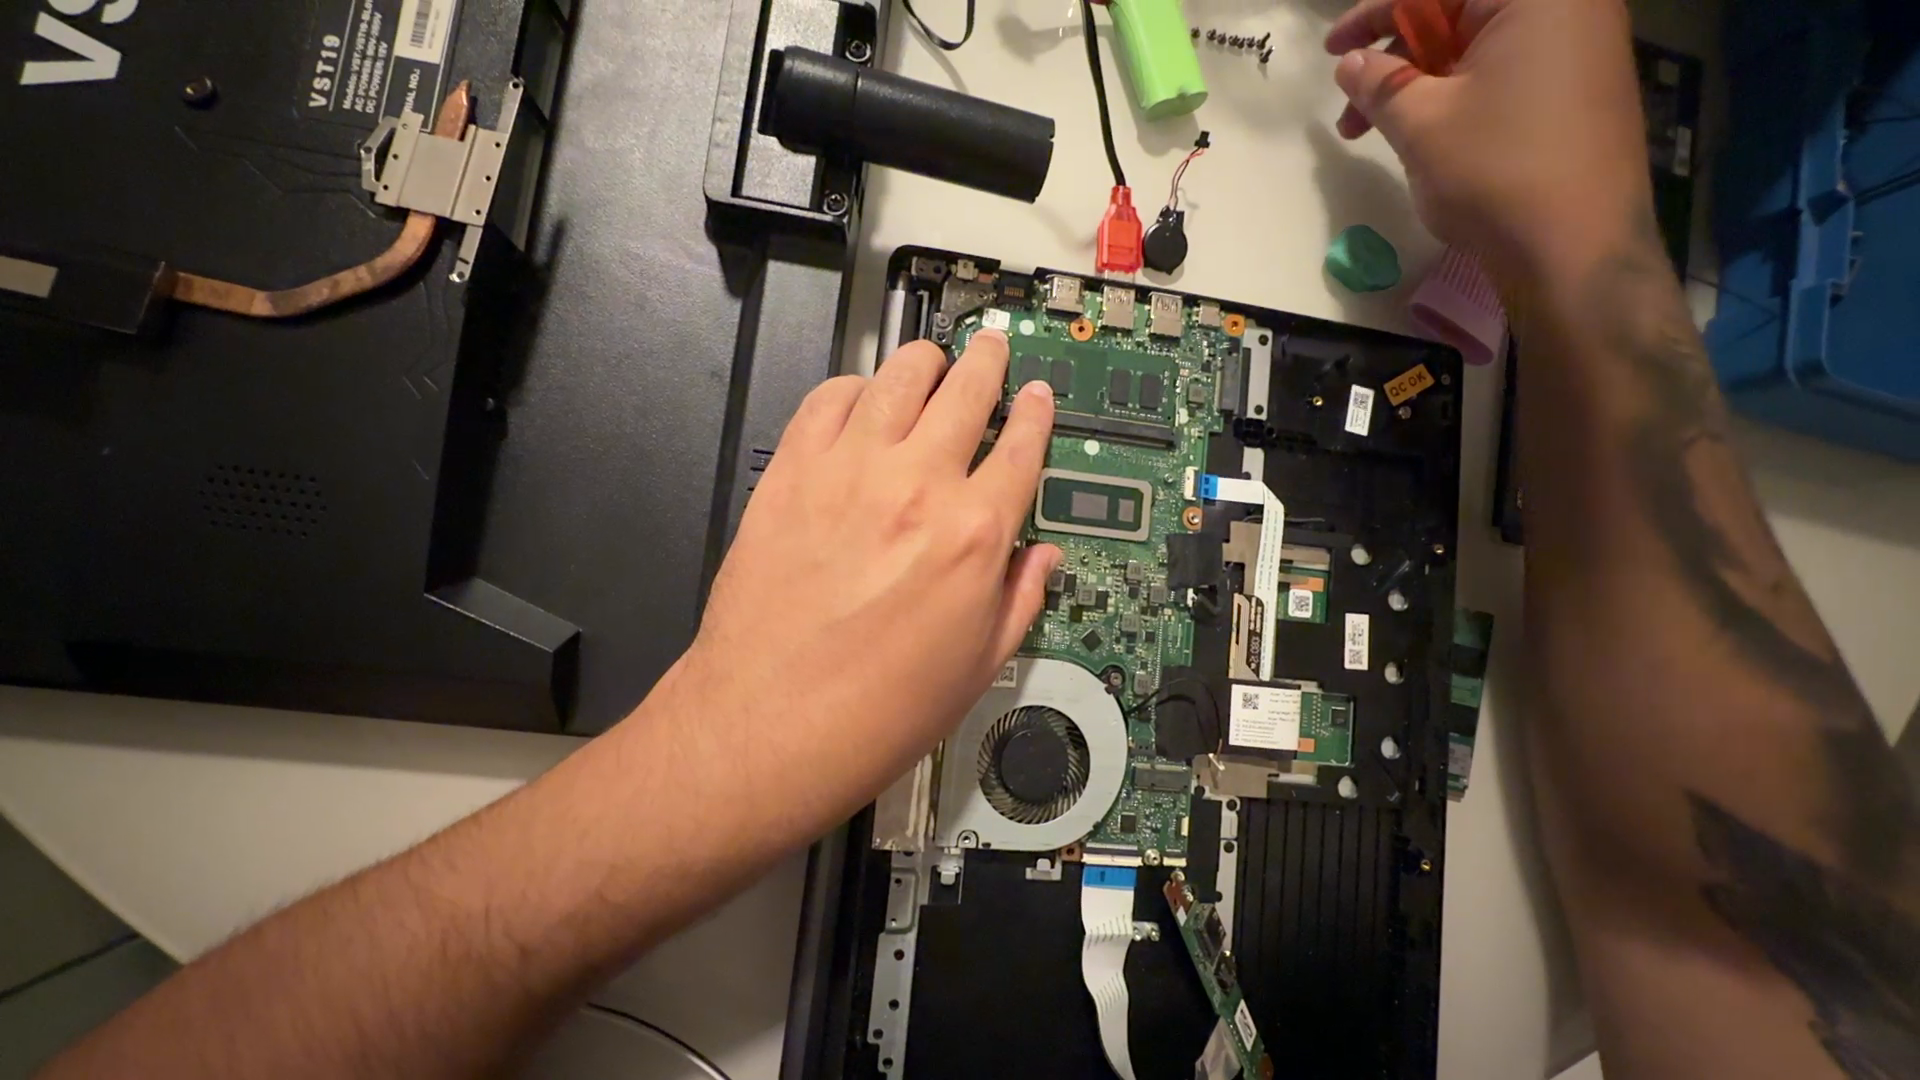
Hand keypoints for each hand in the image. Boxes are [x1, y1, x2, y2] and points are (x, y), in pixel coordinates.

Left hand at [676, 331, 1059, 826]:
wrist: (770, 722)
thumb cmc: (874, 710)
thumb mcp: (978, 666)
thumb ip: (1020, 597)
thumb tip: (1042, 558)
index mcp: (975, 535)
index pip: (1022, 446)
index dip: (1035, 413)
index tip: (1036, 398)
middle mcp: (917, 487)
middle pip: (967, 390)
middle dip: (987, 360)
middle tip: (990, 349)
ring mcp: (849, 472)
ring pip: (900, 376)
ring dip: (925, 360)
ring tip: (931, 360)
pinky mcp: (792, 473)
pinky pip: (827, 400)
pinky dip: (854, 387)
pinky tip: (862, 398)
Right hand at [1326, 0, 1652, 278]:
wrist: (1575, 246)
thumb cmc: (1494, 170)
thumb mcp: (1421, 123)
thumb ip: (1380, 83)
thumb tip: (1352, 62)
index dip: (1376, 12)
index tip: (1333, 49)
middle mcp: (1567, 7)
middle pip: (1460, 13)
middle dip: (1396, 57)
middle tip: (1352, 106)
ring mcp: (1579, 48)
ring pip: (1477, 49)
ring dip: (1419, 83)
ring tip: (1376, 132)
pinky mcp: (1577, 90)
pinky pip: (1504, 73)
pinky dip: (1456, 95)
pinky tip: (1425, 135)